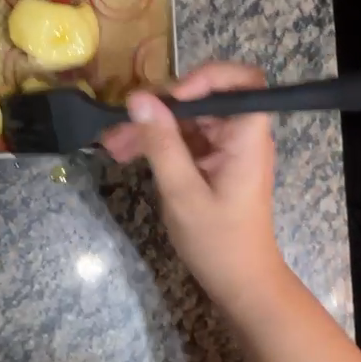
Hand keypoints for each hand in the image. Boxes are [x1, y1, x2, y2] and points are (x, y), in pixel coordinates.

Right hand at [100, 61, 291, 317]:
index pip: (242, 82)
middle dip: (161, 106)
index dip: (209, 77)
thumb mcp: (182, 193)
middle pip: (204, 97)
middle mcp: (240, 134)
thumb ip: (161, 143)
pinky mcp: (211, 161)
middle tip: (122, 122)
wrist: (240, 284)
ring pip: (187, 118)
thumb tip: (138, 98)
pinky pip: (183, 138)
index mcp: (247, 136)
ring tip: (113, 143)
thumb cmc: (219, 241)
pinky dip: (156, 142)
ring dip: (151, 126)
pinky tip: (126, 152)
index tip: (172, 96)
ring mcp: (225, 147)